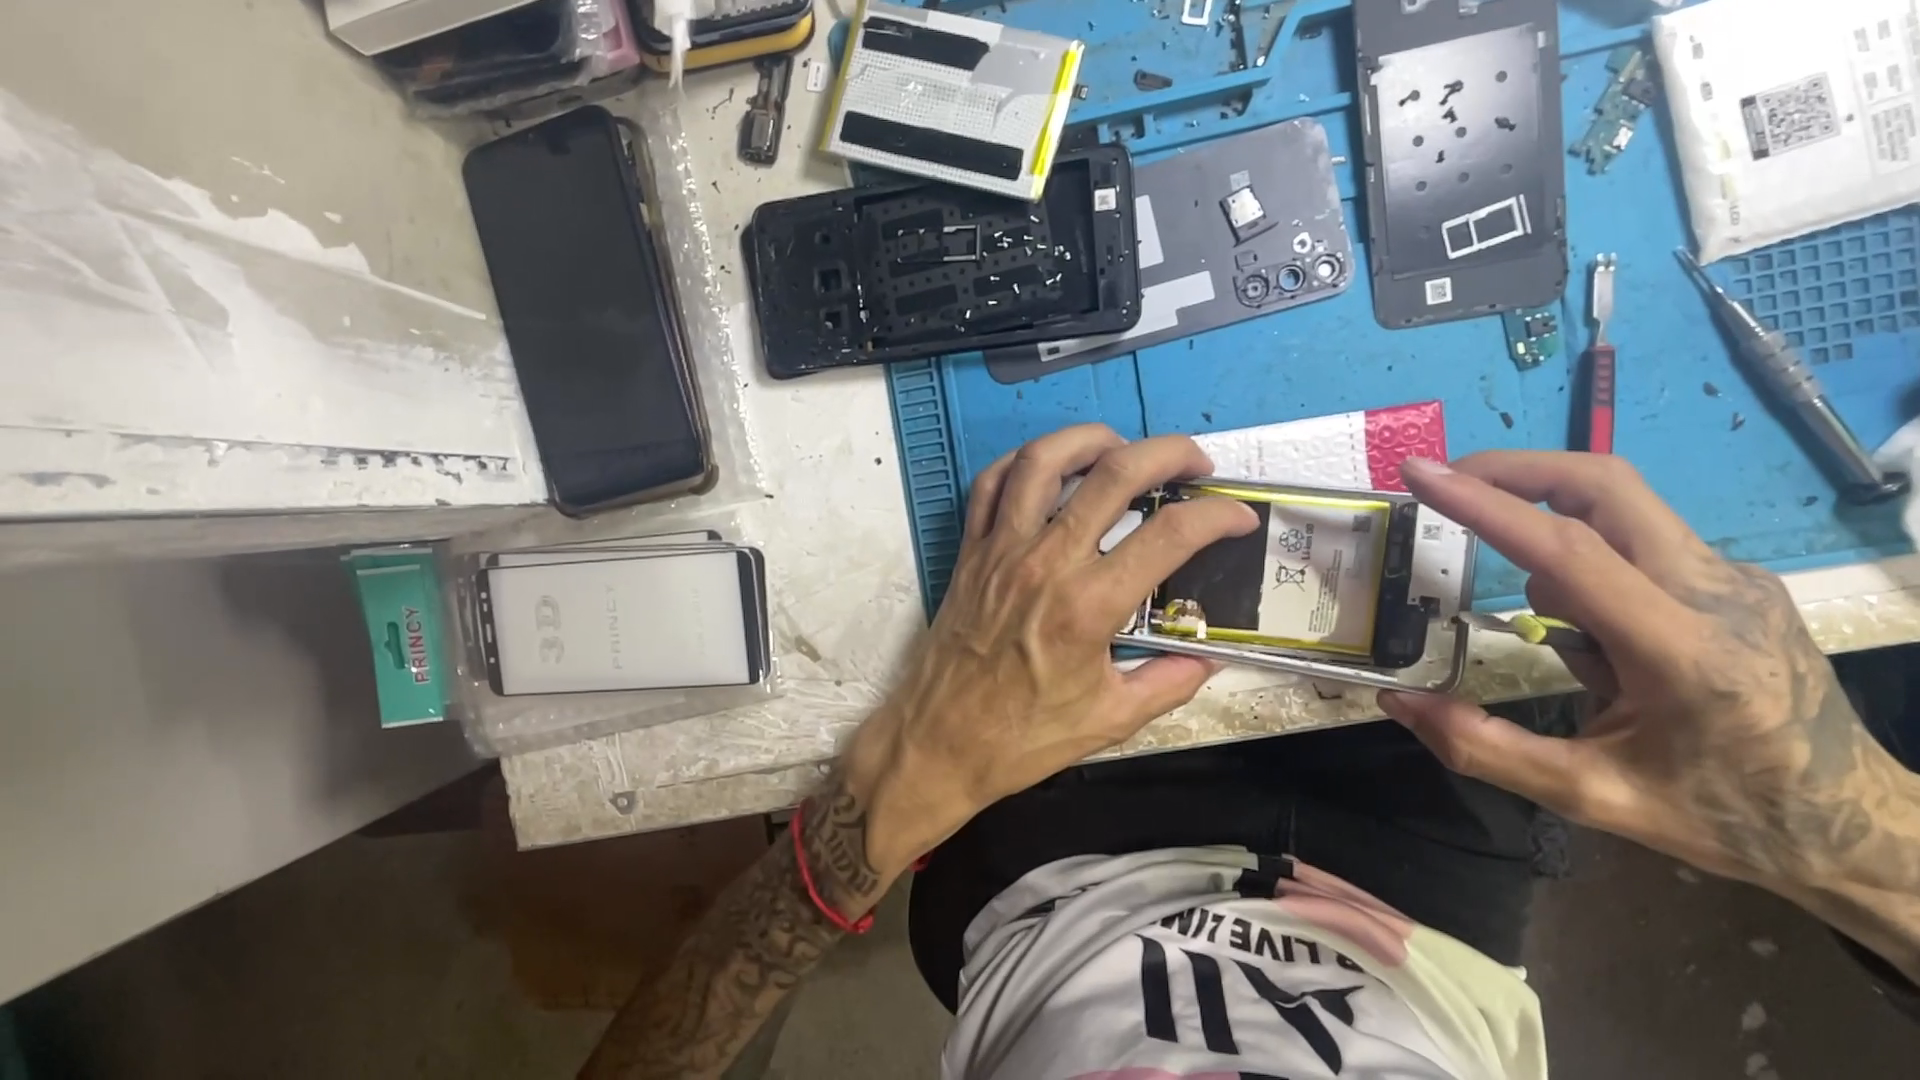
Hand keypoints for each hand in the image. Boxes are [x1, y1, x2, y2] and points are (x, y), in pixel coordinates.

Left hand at [841, 424, 1257, 881]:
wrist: (938, 743)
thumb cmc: (1022, 738)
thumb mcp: (1110, 720)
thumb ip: (1169, 684)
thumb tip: (1208, 657)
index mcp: (1089, 605)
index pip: (1169, 534)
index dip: (1217, 515)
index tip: (1237, 517)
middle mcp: (1046, 561)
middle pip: (1114, 474)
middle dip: (1169, 453)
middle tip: (1196, 463)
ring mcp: (1001, 548)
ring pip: (1045, 460)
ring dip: (1093, 438)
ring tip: (1124, 447)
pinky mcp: (970, 550)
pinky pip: (991, 483)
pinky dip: (1024, 461)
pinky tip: (1051, 465)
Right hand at [1381, 453, 1919, 907]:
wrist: (1856, 826)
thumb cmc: (1720, 815)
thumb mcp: (1590, 797)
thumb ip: (1484, 748)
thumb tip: (1397, 701)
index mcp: (1682, 651)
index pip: (1567, 550)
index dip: (1485, 503)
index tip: (1421, 472)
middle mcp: (1716, 594)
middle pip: (1606, 488)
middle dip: (1515, 470)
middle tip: (1445, 482)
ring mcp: (1734, 580)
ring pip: (1621, 510)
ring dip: (1550, 530)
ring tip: (1548, 628)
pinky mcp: (1734, 582)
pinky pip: (1638, 544)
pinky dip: (1586, 564)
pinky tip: (1591, 638)